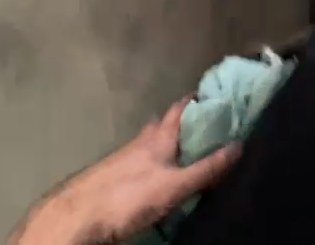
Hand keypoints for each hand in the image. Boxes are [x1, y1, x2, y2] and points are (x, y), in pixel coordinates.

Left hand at [10, 100, 241, 244]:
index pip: (182, 106)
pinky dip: (152, 164)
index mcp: (160, 136)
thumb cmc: (127, 197)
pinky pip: (139, 163)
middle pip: (165, 122)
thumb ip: (207, 168)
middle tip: (204, 125)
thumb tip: (242, 144)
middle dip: (183, 121)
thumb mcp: (174, 187)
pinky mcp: (111, 177)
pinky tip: (155, 177)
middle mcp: (142, 140)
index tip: (218, 94)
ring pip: (150, 143)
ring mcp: (124, 158)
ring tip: (183, 153)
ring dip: (166, 143)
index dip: (199, 98)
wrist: (73, 219)